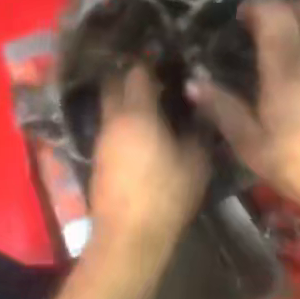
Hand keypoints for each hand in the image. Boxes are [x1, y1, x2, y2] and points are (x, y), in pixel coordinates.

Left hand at [89, 67, 207, 267]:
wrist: (128, 238)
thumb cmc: (166, 195)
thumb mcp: (196, 162)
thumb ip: (199, 131)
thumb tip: (201, 111)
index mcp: (138, 114)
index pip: (137, 73)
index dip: (150, 63)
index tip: (167, 60)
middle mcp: (114, 121)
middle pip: (114, 85)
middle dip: (130, 76)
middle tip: (156, 76)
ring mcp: (101, 141)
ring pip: (110, 108)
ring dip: (126, 101)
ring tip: (153, 104)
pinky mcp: (98, 161)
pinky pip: (111, 129)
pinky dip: (124, 123)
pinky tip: (144, 133)